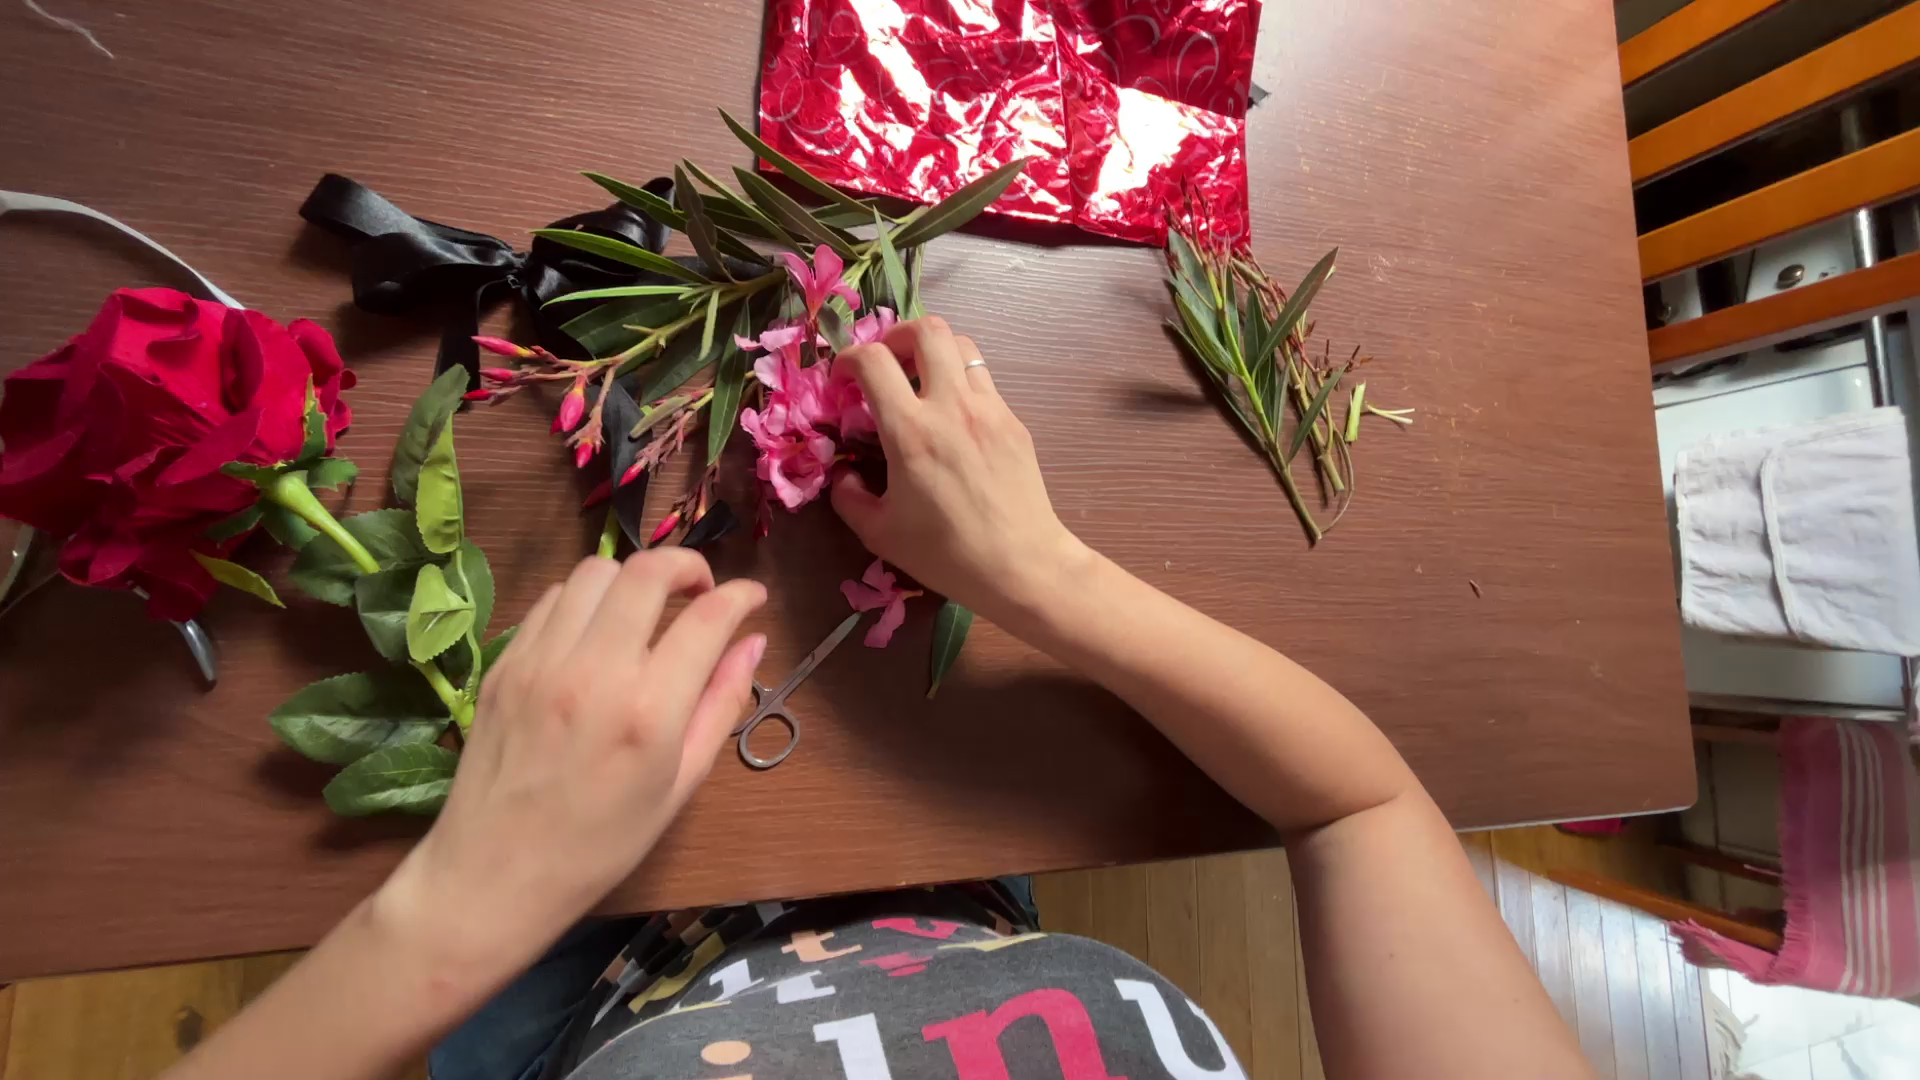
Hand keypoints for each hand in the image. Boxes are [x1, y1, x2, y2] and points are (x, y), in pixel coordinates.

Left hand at [373, 551, 766, 987]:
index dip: (742, 594)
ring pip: (597, 571)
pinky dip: (590, 598)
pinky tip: (600, 632)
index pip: (708, 617)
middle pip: (648, 571)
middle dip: (689, 566)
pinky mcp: (505, 663)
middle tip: (702, 593)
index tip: (754, 596)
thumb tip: (754, 642)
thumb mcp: (683, 781)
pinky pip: (555, 598)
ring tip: (648, 611)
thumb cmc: (603, 842)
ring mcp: (541, 662)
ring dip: (636, 578)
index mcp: (650, 710)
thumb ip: (723, 702)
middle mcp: (595, 671)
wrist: (490, 878)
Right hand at [832, 316, 1086, 622]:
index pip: (873, 360)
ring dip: (933, 353)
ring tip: (920, 383)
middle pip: (928, 329)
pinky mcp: (1014, 422)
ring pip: (962, 345)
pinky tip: (954, 419)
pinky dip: (960, 382)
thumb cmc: (946, 555)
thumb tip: (844, 475)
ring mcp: (990, 409)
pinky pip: (983, 380)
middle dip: (897, 336)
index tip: (843, 383)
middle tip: (886, 366)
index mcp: (911, 431)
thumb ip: (849, 497)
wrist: (1021, 566)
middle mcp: (952, 406)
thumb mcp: (880, 534)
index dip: (848, 360)